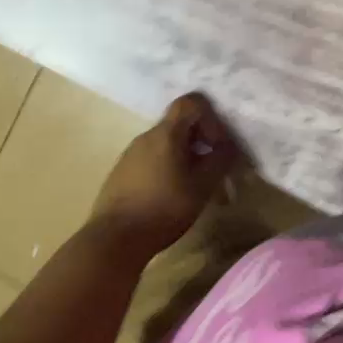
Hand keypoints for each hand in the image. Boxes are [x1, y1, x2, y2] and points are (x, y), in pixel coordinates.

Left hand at [87, 93, 236, 260]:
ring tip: (190, 187)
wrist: (113, 239)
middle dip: (199, 141)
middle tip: (209, 169)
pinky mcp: (121, 172)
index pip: (191, 102)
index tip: (216, 146)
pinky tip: (166, 197)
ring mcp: (130, 153)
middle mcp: (146, 136)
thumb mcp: (201, 188)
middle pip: (178, 124)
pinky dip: (165, 168)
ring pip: (164, 143)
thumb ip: (219, 161)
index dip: (210, 118)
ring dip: (182, 157)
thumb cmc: (163, 209)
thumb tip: (228, 146)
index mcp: (166, 133)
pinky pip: (150, 158)